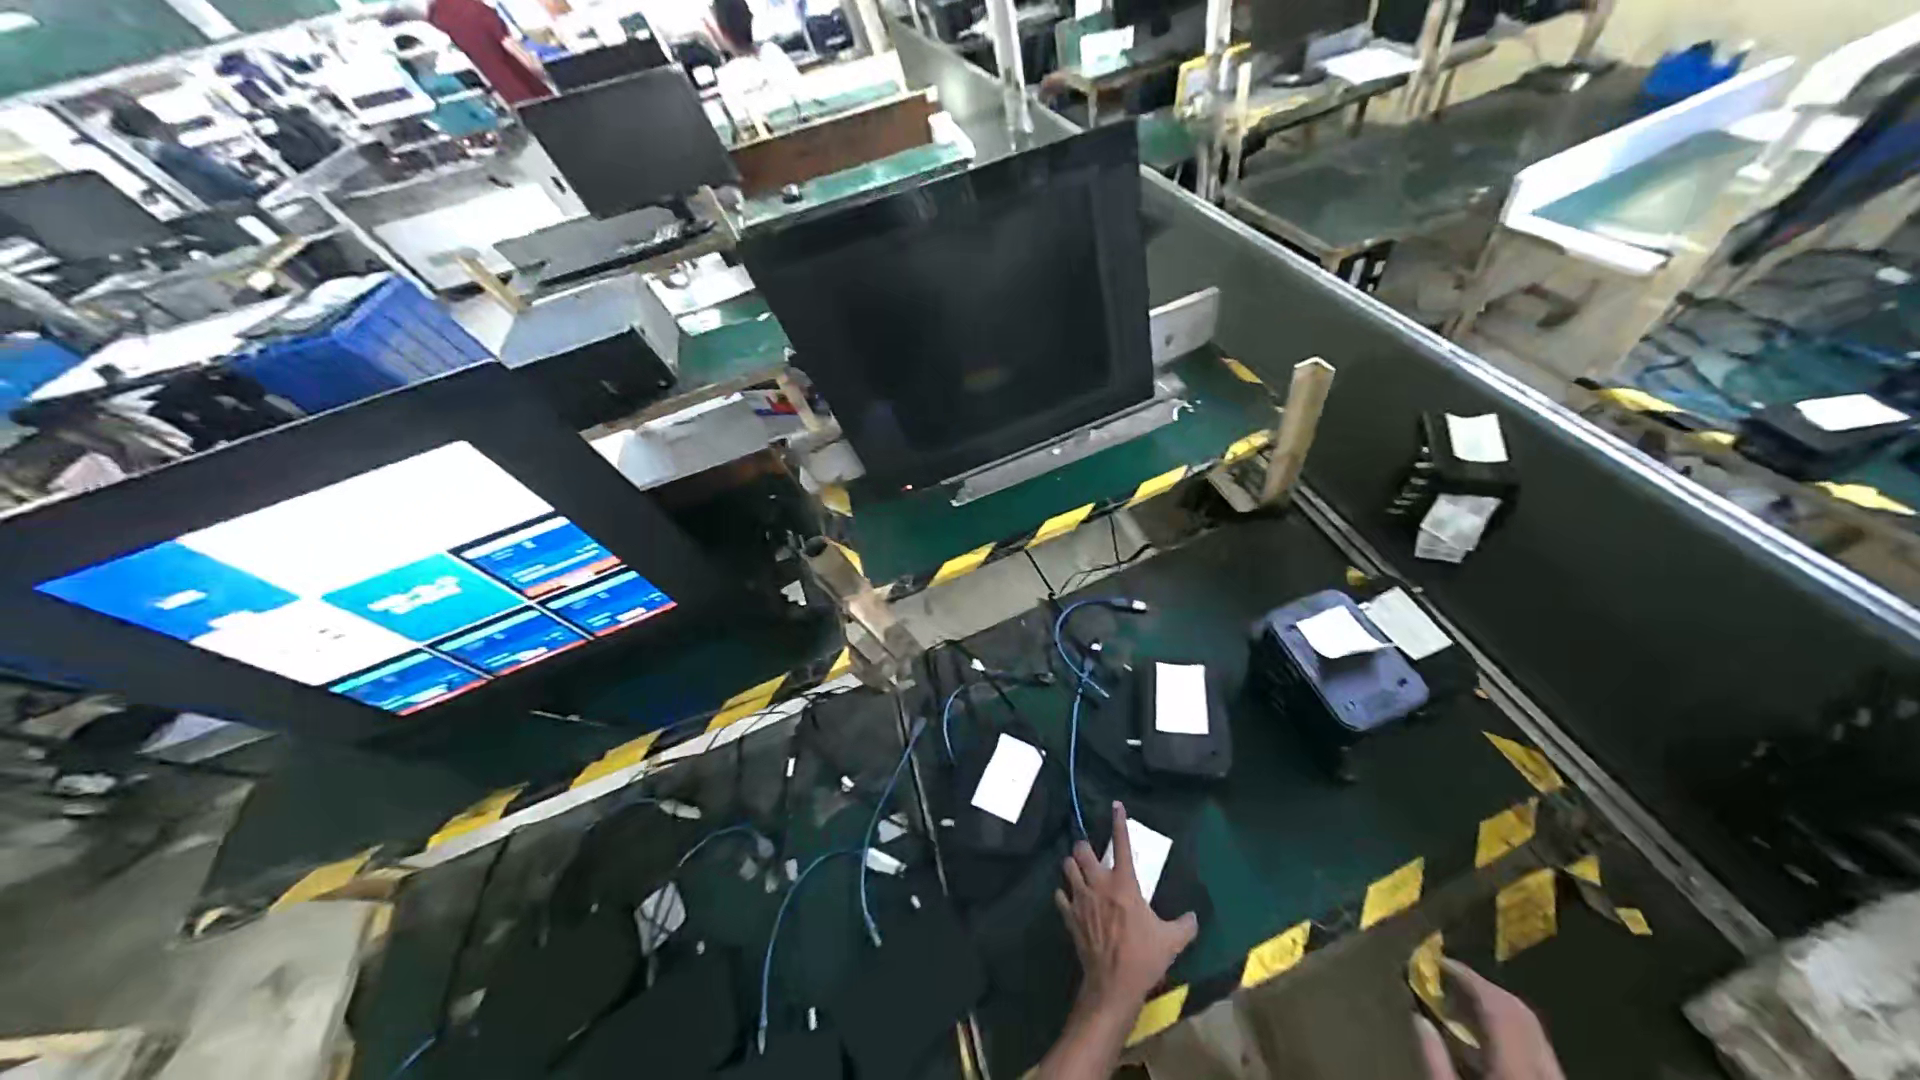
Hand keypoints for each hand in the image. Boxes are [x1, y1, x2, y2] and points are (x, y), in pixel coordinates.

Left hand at [1054, 801, 1198, 1013]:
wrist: (1114, 984)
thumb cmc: (1144, 957)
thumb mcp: (1172, 941)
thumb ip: (1185, 925)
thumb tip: (1194, 917)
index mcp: (1124, 884)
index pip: (1121, 844)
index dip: (1119, 822)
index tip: (1116, 805)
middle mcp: (1099, 884)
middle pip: (1081, 850)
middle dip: (1084, 847)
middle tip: (1090, 852)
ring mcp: (1080, 899)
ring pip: (1067, 868)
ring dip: (1071, 866)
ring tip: (1078, 869)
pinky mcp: (1069, 916)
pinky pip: (1060, 896)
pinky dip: (1063, 894)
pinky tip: (1069, 897)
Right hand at [1415, 960, 1566, 1079]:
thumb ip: (1434, 1061)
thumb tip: (1418, 1018)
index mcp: (1517, 1069)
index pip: (1497, 1006)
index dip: (1467, 977)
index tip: (1435, 961)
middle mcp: (1544, 1072)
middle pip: (1519, 1014)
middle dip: (1482, 989)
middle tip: (1444, 977)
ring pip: (1530, 1032)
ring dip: (1495, 1011)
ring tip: (1456, 1005)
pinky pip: (1534, 1053)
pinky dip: (1506, 1035)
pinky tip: (1480, 1045)